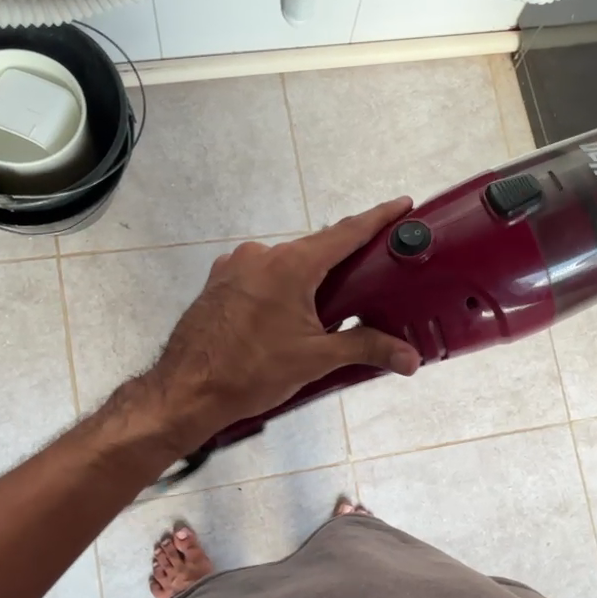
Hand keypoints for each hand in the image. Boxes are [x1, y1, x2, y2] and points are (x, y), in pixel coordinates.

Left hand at [140, 197, 421, 449]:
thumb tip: (410, 357)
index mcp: (290, 264)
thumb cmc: (249, 372)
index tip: (401, 205)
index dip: (378, 218)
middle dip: (347, 264)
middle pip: (317, 250)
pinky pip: (264, 277)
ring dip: (313, 282)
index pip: (346, 232)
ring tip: (332, 314)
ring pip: (289, 265)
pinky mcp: (220, 283)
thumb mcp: (316, 359)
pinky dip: (284, 290)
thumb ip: (367, 349)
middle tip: (375, 278)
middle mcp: (262, 255)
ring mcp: (236, 266)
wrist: (187, 391)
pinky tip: (291, 320)